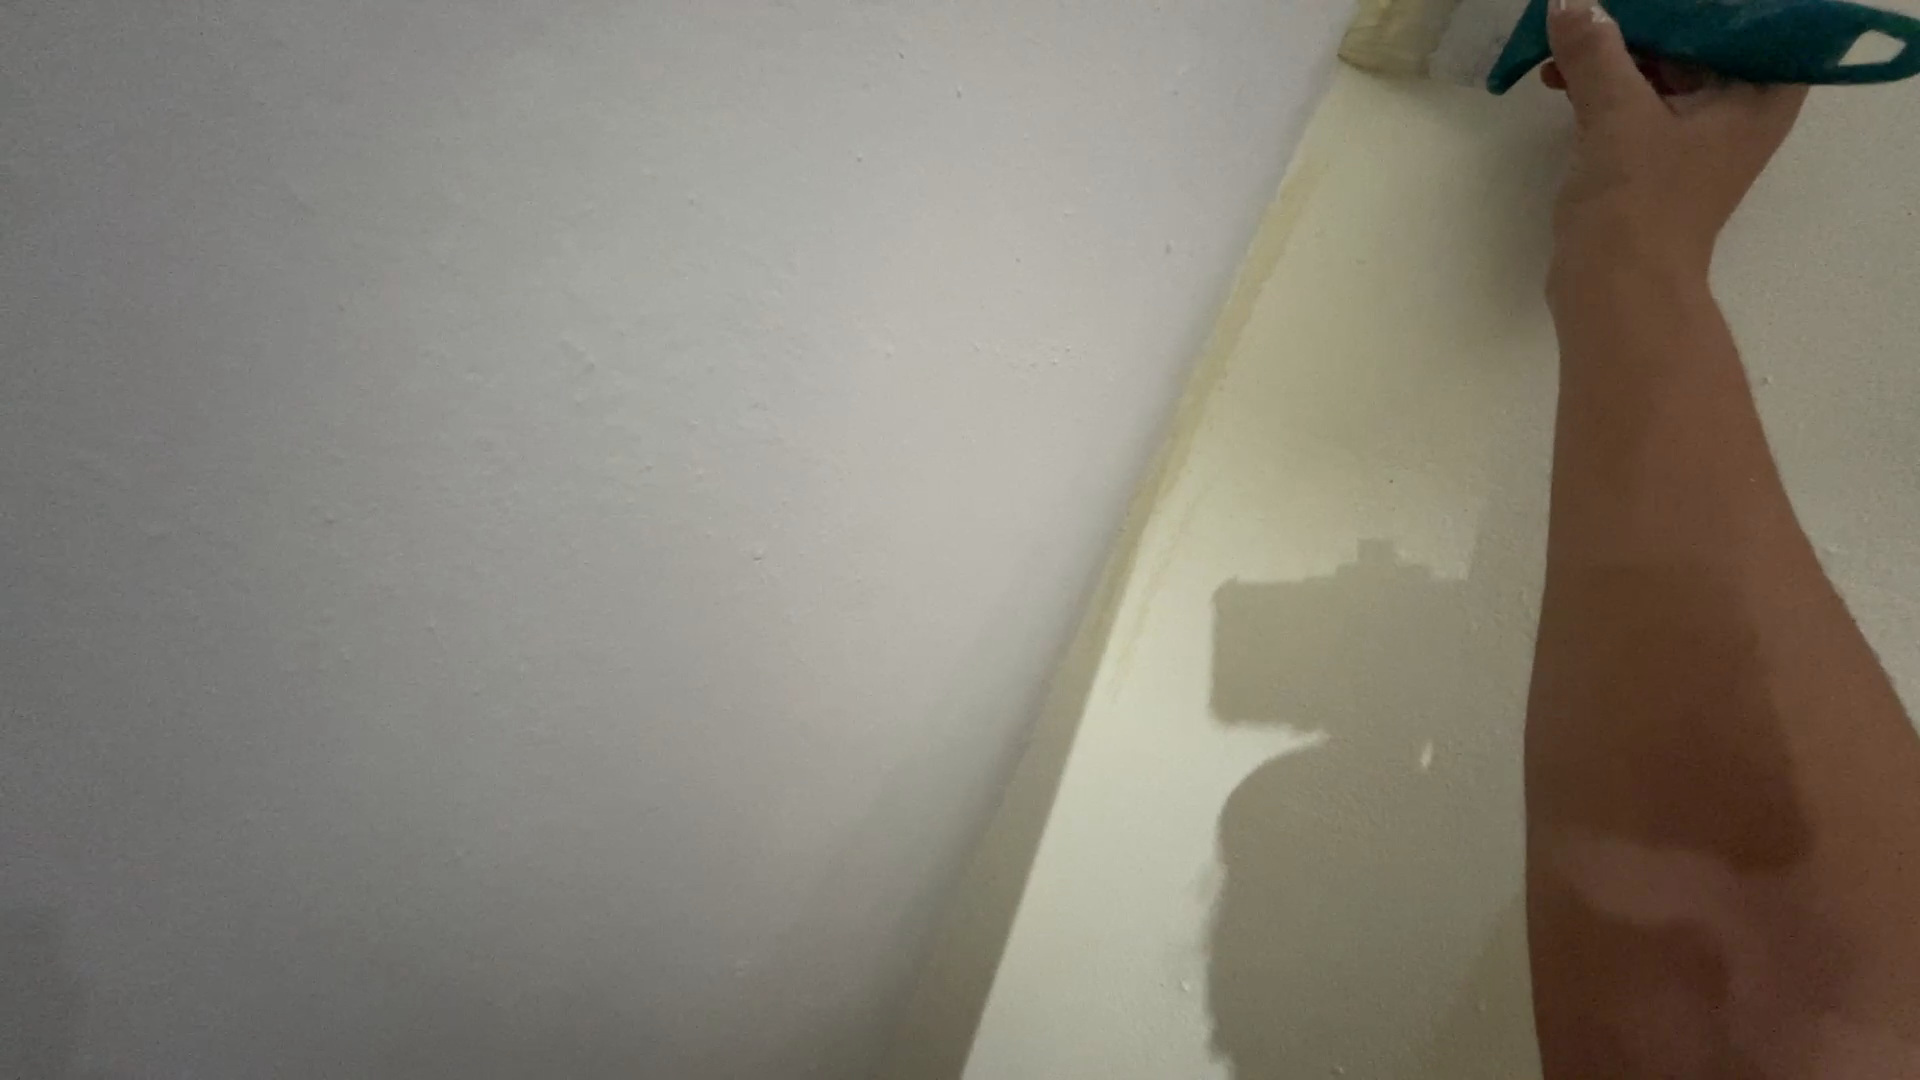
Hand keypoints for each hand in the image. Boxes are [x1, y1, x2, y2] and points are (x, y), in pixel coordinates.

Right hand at [1542, 0, 1806, 291]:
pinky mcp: (1656, 163)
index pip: (1734, 15)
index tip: (1624, 4)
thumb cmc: (1636, 205)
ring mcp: (1698, 137)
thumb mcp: (1617, 119)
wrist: (1615, 290)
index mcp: (1764, 86)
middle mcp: (1742, 104)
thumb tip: (1571, 4)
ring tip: (1562, 54)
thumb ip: (1597, 55)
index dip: (1681, 7)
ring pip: (1659, 74)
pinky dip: (1603, 93)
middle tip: (1585, 21)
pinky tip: (1565, 85)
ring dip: (1611, 61)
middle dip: (1637, 29)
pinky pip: (1637, 107)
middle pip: (1695, 41)